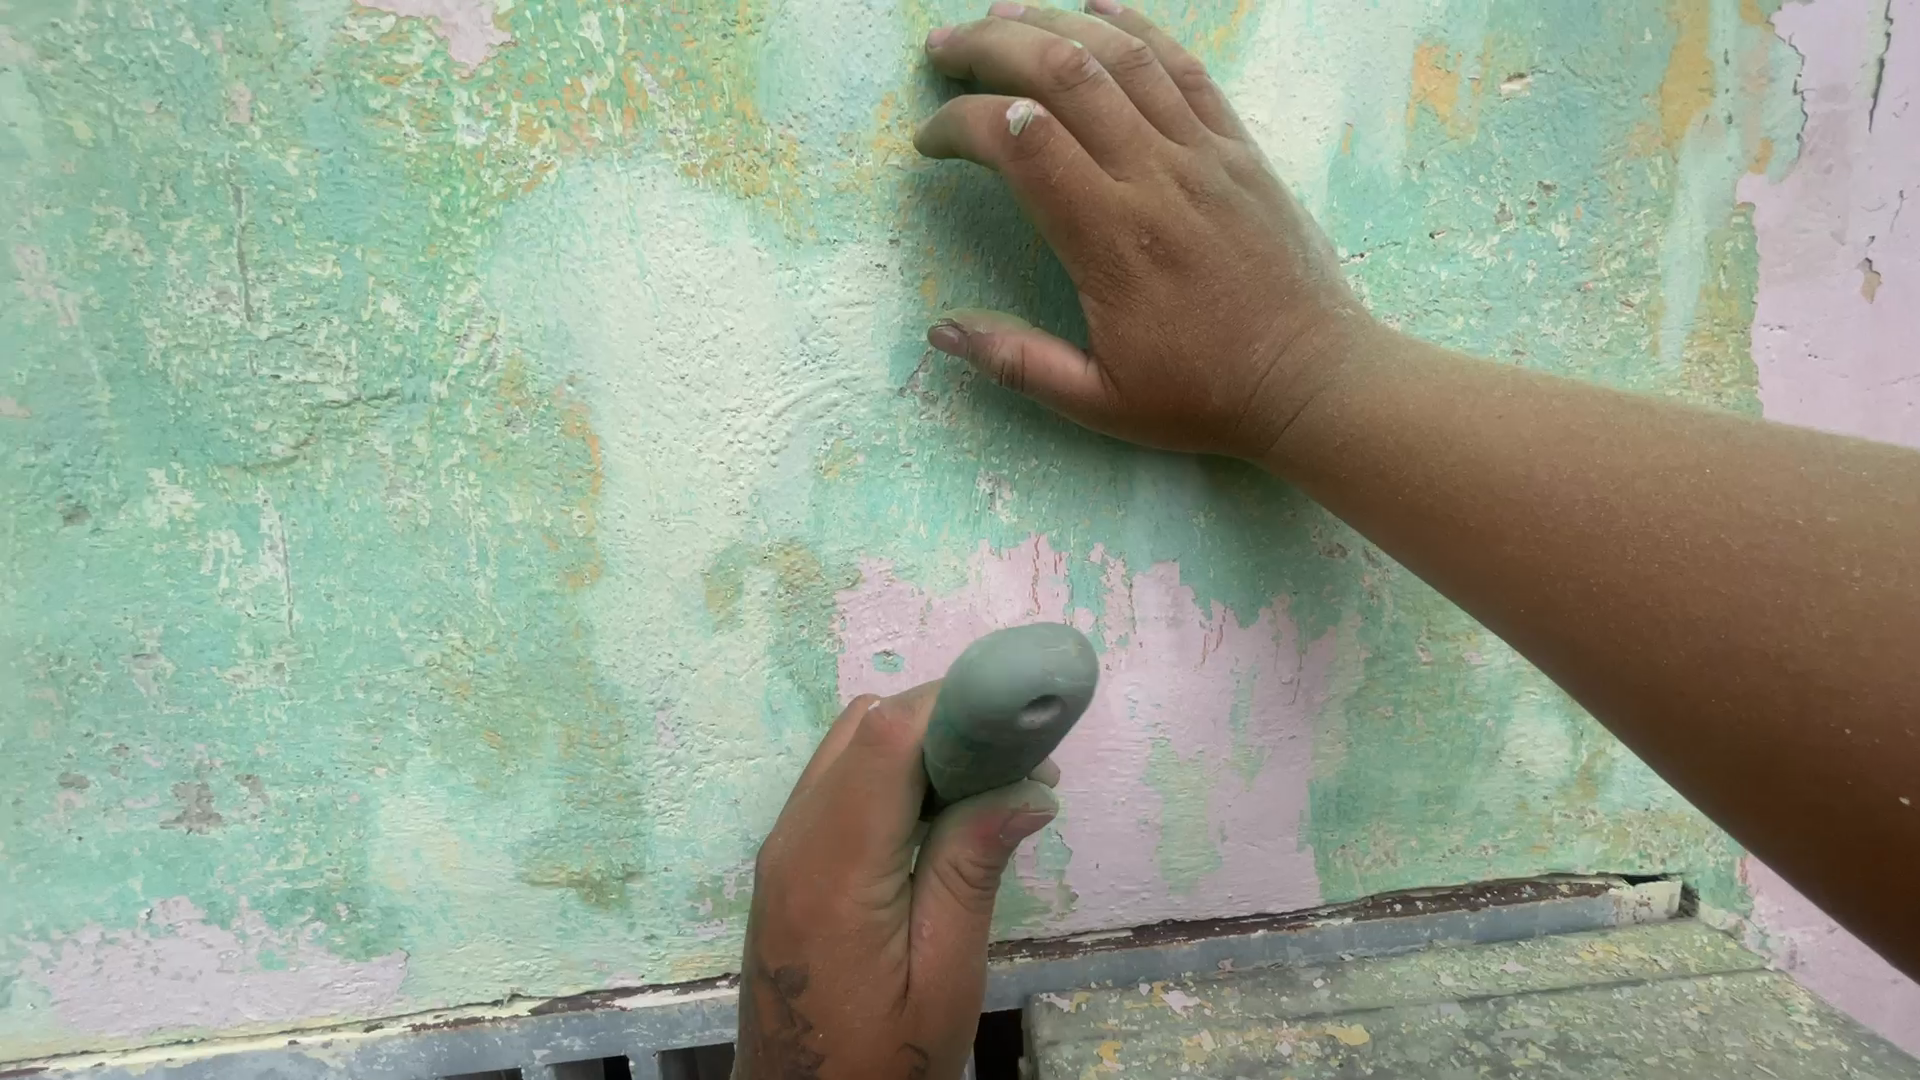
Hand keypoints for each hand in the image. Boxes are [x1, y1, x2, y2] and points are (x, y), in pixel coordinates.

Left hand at [735, 685, 1060, 1079]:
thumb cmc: (881, 1063)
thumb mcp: (943, 978)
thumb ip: (972, 868)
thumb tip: (1027, 786)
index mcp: (833, 867)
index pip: (886, 736)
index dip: (953, 708)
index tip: (1018, 733)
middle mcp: (795, 836)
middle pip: (866, 724)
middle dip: (944, 721)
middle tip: (1012, 766)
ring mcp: (784, 842)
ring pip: (851, 741)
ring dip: (919, 741)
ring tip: (982, 787)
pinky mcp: (789, 854)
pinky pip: (840, 776)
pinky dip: (892, 768)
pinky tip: (937, 811)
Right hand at [915, 1, 1372, 460]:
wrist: (1308, 378)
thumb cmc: (1200, 397)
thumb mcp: (1097, 402)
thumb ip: (1017, 363)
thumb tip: (940, 331)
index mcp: (1111, 241)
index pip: (1021, 143)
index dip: (962, 126)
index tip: (929, 141)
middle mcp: (1154, 178)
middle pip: (1063, 76)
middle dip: (990, 51)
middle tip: (942, 53)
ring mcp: (1202, 154)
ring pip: (1120, 57)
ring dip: (1051, 25)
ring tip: (1000, 15)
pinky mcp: (1237, 148)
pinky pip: (1183, 67)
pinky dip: (1135, 28)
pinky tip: (1097, 10)